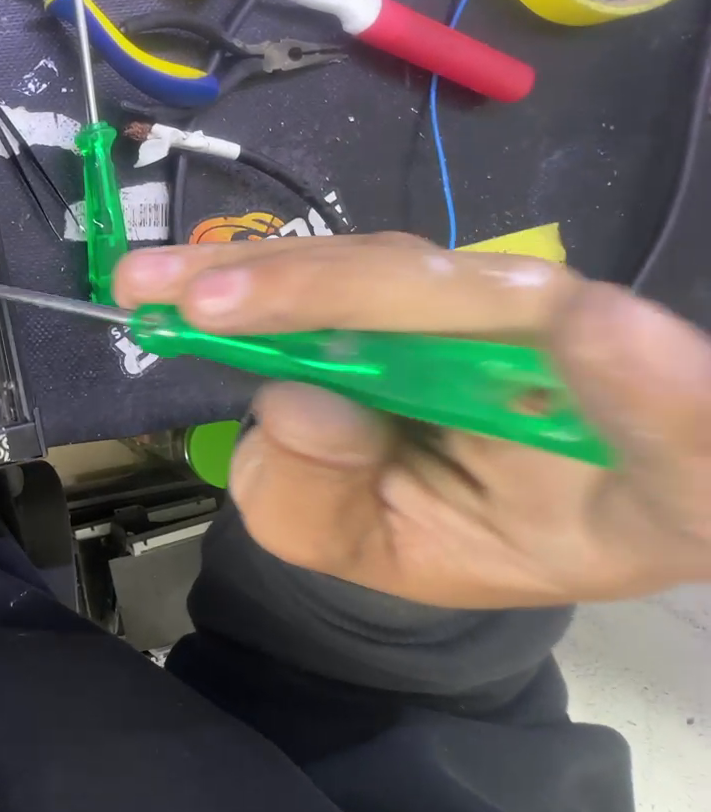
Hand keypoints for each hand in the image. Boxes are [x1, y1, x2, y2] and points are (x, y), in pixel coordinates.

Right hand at [114, 233, 710, 608]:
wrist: (404, 497)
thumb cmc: (404, 536)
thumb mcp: (351, 550)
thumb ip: (322, 497)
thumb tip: (296, 398)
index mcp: (624, 496)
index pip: (685, 450)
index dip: (652, 392)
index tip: (587, 330)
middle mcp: (582, 382)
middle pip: (498, 309)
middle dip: (340, 296)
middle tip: (205, 305)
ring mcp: (504, 316)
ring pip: (403, 267)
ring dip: (270, 271)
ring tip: (154, 286)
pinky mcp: (431, 282)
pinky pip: (352, 260)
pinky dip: (255, 266)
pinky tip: (174, 274)